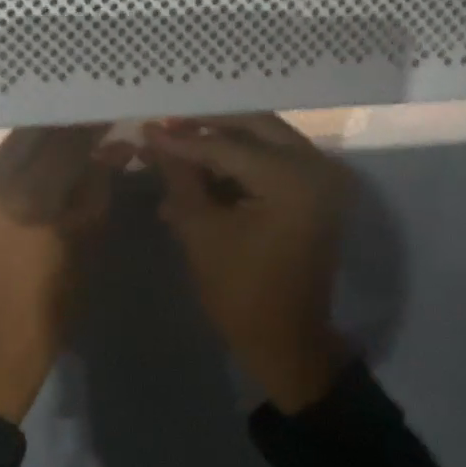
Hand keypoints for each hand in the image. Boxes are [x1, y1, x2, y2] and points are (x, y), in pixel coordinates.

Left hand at [0, 127, 117, 424]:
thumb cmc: (49, 303)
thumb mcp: (87, 246)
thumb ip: (97, 190)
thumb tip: (115, 148)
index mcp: (28, 193)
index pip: (64, 141)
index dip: (89, 125)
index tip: (108, 115)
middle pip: (29, 135)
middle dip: (60, 129)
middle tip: (86, 127)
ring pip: (5, 151)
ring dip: (34, 147)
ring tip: (59, 151)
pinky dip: (10, 170)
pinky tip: (26, 182)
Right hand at [143, 114, 351, 413]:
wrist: (284, 341)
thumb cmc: (239, 290)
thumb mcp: (200, 229)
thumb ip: (179, 177)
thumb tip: (153, 138)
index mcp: (293, 178)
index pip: (226, 144)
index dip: (181, 139)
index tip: (145, 128)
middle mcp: (317, 168)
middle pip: (253, 127)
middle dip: (207, 127)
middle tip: (165, 125)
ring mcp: (320, 180)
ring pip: (263, 142)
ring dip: (220, 146)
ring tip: (174, 153)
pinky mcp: (314, 194)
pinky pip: (272, 163)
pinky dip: (237, 165)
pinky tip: (198, 177)